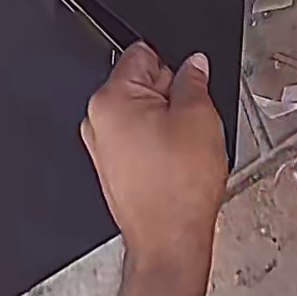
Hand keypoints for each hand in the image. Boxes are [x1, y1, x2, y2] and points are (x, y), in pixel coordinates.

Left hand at [80, 42, 227, 278]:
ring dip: (164, 120)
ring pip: (141, 111)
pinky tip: (174, 162)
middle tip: (188, 121)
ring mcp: (101, 145)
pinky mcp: (111, 166)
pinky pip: (137, 137)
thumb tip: (194, 63)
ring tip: (183, 147)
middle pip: (140, 82)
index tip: (187, 83)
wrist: (170, 241)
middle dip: (168, 94)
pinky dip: (157, 142)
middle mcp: (97, 119)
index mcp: (111, 99)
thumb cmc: (178, 188)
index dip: (171, 64)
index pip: (141, 54)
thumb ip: (194, 79)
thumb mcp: (199, 117)